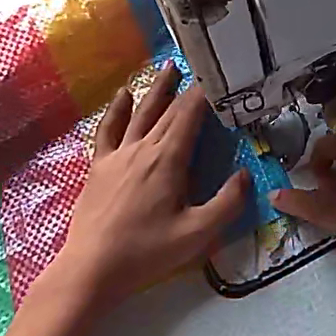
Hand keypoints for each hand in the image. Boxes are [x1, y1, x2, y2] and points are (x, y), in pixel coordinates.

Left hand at [48, 64, 246, 311]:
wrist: (90, 269)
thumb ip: (227, 204)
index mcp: (167, 160)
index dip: (205, 94)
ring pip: (141, 113)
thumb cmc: (146, 252)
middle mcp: (142, 148)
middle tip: (200, 66)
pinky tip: (122, 96)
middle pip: (168, 110)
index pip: (190, 116)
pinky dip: (117, 110)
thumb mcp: (197, 234)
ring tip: (168, 67)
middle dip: (186, 88)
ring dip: (157, 89)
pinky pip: (108, 130)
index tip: (219, 77)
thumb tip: (245, 175)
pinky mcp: (100, 166)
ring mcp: (118, 155)